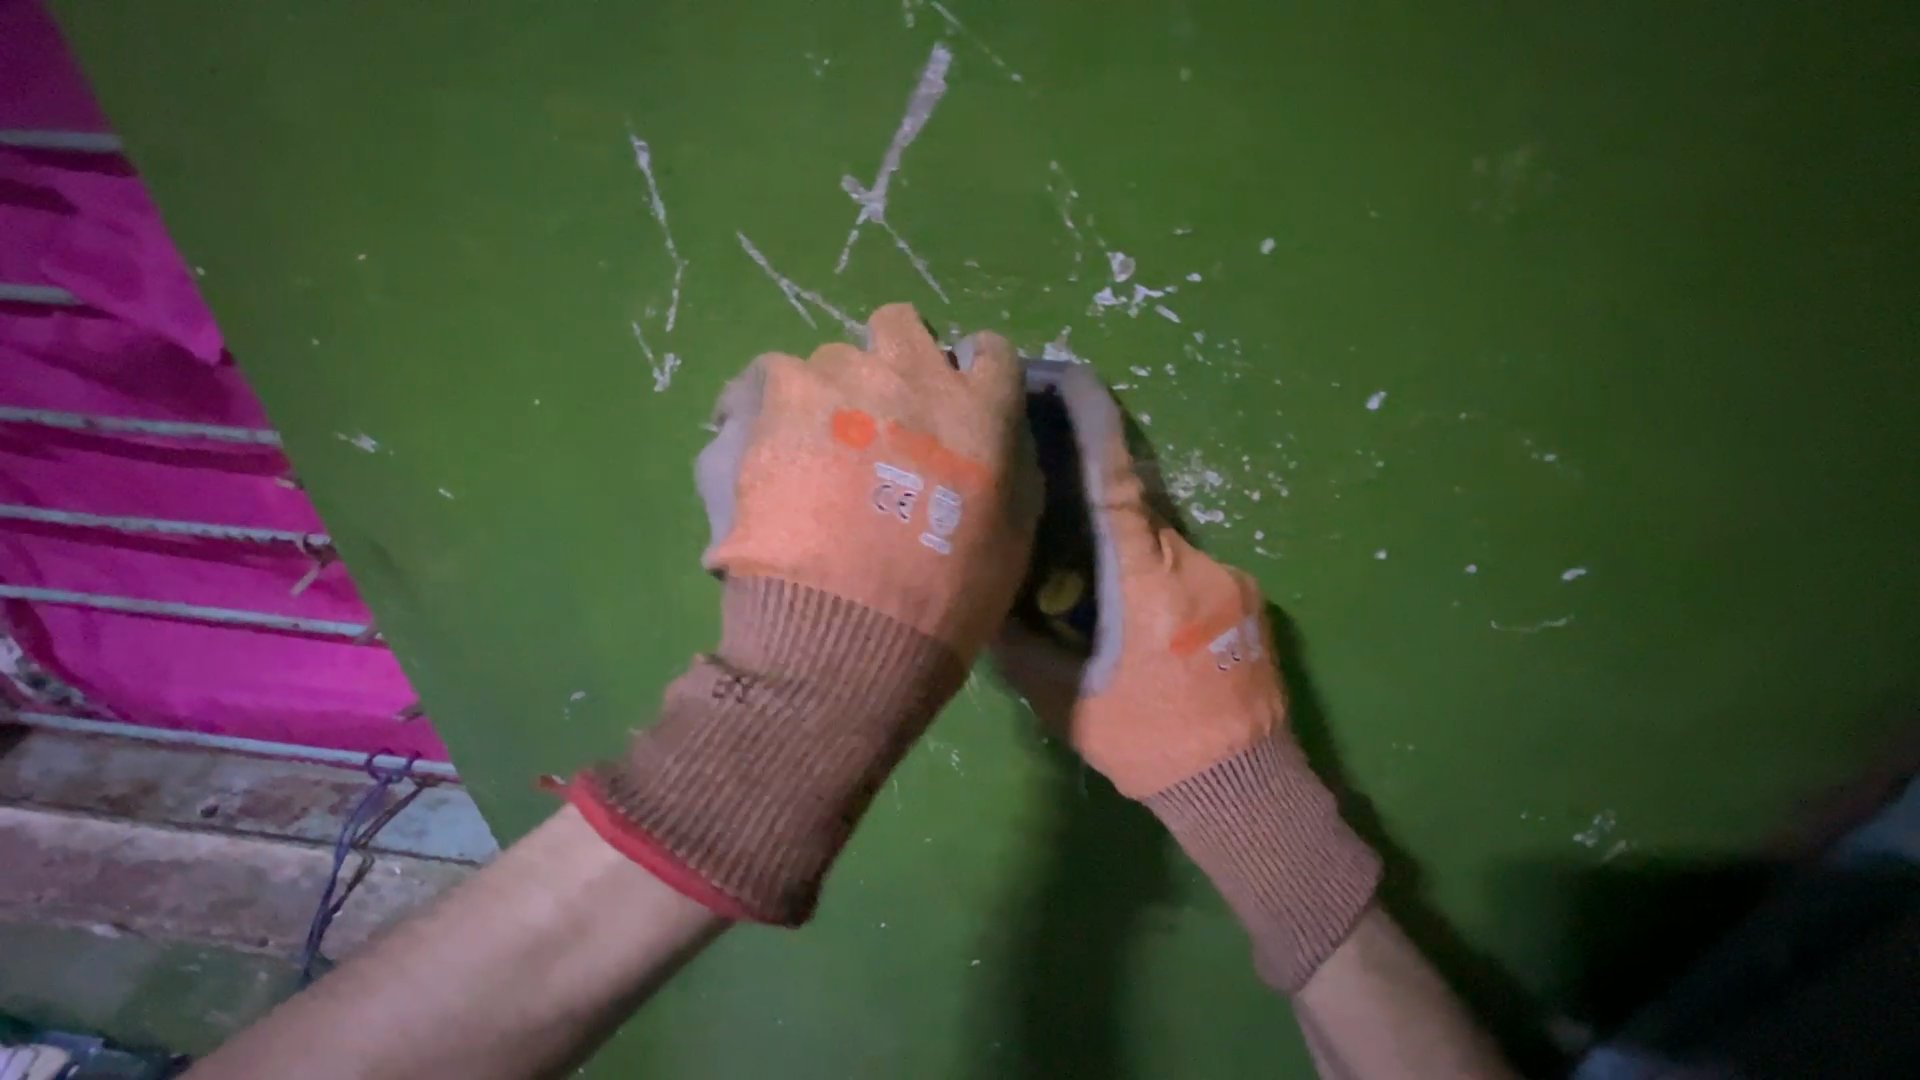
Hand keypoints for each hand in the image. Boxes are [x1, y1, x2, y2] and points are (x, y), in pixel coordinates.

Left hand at [570, 304, 1039, 924]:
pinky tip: (759, 454)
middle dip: (886, 360)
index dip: (964, 372)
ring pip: (828, 358)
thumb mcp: (1010, 539)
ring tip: (805, 454)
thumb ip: (1005, 471)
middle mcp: (918, 378)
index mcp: (984, 413)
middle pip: (898, 326)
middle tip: (869, 416)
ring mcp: (845, 380)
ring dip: (824, 394)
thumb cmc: (942, 602)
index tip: (943, 400)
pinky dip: (762, 409)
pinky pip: (765, 379)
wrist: (851, 633)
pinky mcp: (780, 396)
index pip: (987, 352)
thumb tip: (985, 443)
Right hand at [994, 363, 1378, 992]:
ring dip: (1119, 547)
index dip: (1089, 418)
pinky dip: (1150, 571)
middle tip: (1043, 494)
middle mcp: (1196, 561)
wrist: (1245, 788)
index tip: (1062, 372)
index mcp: (1147, 581)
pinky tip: (1132, 618)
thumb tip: (987, 597)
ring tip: (1084, 588)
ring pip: (1159, 537)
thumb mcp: (1066, 700)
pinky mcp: (1246, 596)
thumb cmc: (1149, 743)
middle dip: (1088, 491)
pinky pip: (1184, 563)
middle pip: (1135, 503)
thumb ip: (1022, 643)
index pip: (1115, 479)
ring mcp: (1230, 575)